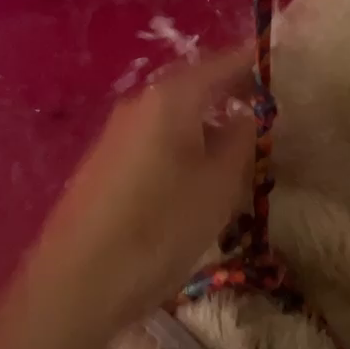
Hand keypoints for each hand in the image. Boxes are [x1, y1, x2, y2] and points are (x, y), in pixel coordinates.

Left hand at [0, 49, 256, 348]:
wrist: (74, 287)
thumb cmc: (160, 228)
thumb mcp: (220, 184)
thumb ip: (241, 138)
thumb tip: (245, 114)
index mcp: (172, 97)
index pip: (221, 63)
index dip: (251, 61)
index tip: (275, 62)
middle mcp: (140, 102)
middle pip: (193, 83)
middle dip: (228, 91)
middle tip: (260, 108)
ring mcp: (115, 133)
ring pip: (172, 113)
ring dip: (204, 120)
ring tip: (232, 146)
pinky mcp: (102, 164)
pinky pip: (153, 137)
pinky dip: (181, 141)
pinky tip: (191, 175)